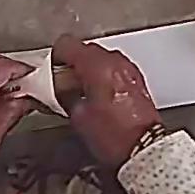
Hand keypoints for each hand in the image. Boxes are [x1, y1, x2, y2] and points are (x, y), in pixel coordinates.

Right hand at [52, 35, 158, 166]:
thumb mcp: (78, 117)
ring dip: (88, 70)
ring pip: (100, 58)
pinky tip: (97, 96)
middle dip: (71, 64)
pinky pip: (113, 68)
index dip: (55, 57)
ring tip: (80, 93)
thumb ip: (64, 95)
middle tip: (62, 84)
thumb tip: (59, 89)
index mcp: (97, 66)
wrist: (144, 149)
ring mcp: (128, 69)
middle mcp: (115, 62)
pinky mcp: (136, 79)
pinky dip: (103, 76)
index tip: (51, 71)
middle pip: (84, 49)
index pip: (67, 44)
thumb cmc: (115, 136)